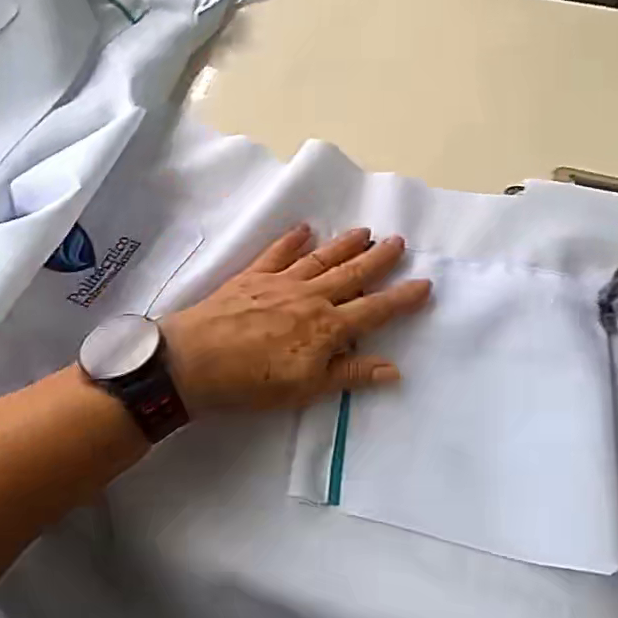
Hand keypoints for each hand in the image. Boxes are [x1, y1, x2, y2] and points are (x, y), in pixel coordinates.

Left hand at [160, 224, 431, 414]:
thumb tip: (394, 369)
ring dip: (343, 245)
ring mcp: (278, 283)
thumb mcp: (305, 388)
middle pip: (351, 275)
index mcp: (327, 327)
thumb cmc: (250, 383)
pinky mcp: (250, 278)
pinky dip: (291, 240)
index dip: (401, 299)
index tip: (424, 284)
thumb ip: (348, 374)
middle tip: (398, 242)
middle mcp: (309, 297)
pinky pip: (276, 253)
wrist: (194, 361)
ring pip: (320, 259)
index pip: (374, 310)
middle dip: (377, 260)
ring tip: (364, 231)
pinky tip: (303, 229)